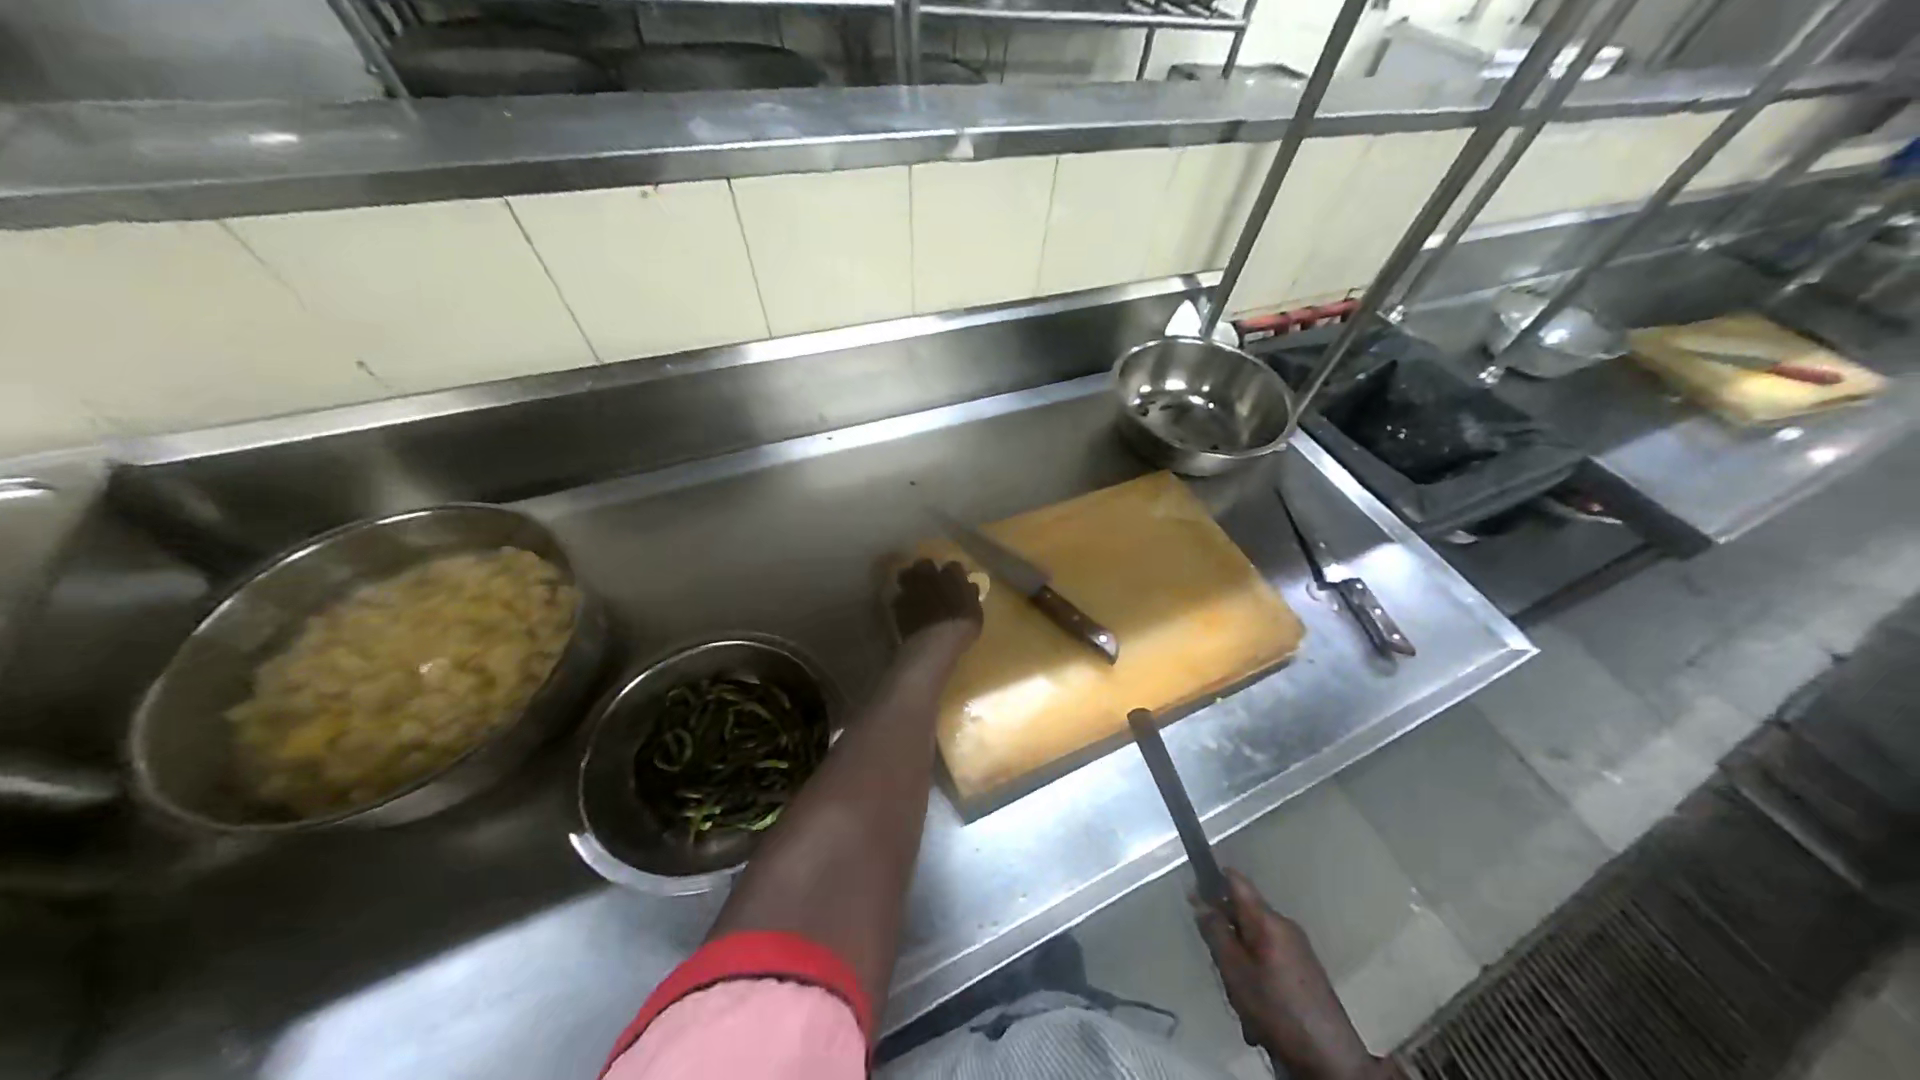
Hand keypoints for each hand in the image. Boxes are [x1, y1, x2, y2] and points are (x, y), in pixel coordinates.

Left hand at [891, 559, 982, 644]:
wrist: (935, 641)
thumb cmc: (962, 627)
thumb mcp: (976, 612)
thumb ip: (970, 596)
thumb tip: (969, 587)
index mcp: (952, 576)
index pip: (954, 566)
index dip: (954, 574)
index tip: (956, 581)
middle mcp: (930, 577)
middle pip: (924, 564)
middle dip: (927, 570)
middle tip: (930, 581)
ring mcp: (912, 588)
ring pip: (906, 576)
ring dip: (910, 582)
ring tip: (914, 592)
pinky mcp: (899, 604)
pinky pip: (899, 597)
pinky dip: (903, 602)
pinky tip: (907, 610)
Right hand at [1196, 869, 1380, 1079]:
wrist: (1329, 1058)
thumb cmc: (1275, 1008)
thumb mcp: (1234, 970)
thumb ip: (1215, 932)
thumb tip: (1200, 900)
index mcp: (1268, 920)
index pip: (1236, 881)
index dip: (1212, 879)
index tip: (1192, 893)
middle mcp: (1285, 927)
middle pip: (1243, 915)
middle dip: (1225, 935)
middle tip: (1216, 964)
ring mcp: (1297, 949)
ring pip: (1254, 942)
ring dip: (1239, 963)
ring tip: (1237, 996)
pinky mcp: (1304, 972)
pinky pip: (1269, 962)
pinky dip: (1256, 979)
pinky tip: (1254, 1013)